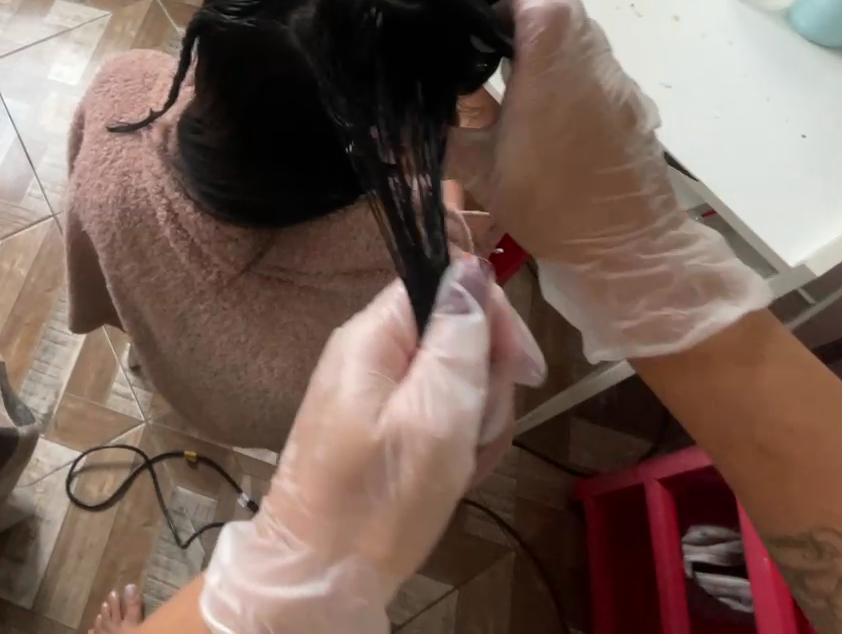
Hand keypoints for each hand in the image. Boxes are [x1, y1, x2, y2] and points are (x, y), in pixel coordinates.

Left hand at [200, 260, 543, 633]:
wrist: (321, 574)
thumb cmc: (378, 496)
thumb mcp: (434, 415)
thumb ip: (457, 336)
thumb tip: (471, 266)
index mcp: (375, 333)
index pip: (440, 282)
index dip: (489, 315)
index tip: (520, 366)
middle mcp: (373, 351)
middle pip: (455, 333)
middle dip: (485, 381)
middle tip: (476, 430)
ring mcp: (376, 391)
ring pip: (456, 379)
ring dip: (475, 421)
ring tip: (460, 463)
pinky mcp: (384, 425)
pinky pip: (439, 414)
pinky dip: (457, 443)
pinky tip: (453, 475)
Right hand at [448, 0, 770, 361]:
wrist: (625, 248)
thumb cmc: (548, 206)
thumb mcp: (479, 172)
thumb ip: (450, 130)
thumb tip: (421, 108)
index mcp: (551, 76)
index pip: (540, 7)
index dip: (509, 8)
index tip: (484, 33)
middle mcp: (592, 70)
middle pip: (567, 13)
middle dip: (531, 23)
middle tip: (500, 53)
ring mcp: (620, 86)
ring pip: (588, 38)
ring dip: (555, 47)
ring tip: (525, 81)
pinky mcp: (635, 106)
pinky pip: (602, 69)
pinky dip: (576, 73)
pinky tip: (556, 113)